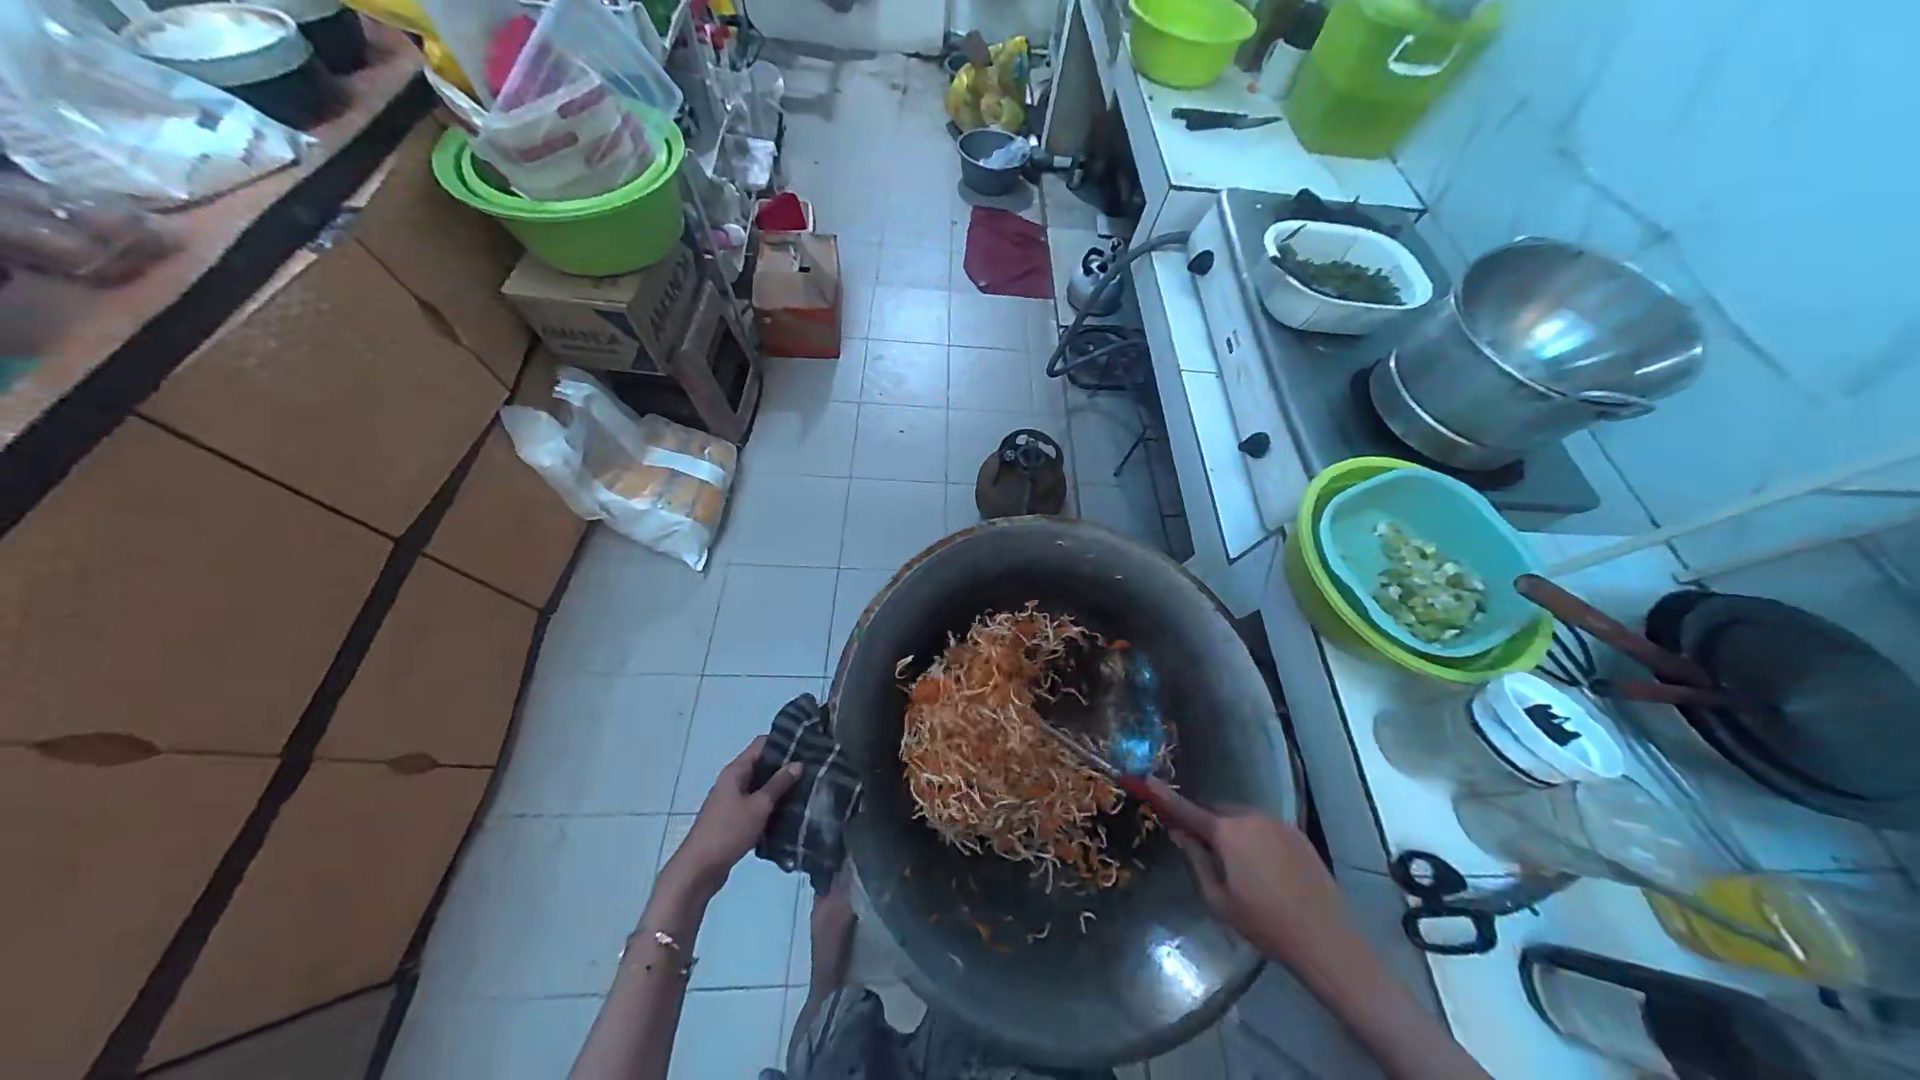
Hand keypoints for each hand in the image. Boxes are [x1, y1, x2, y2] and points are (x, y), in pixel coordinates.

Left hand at [662, 737, 801, 900]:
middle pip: (761, 764)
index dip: (782, 742)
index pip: (761, 744)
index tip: (806, 745)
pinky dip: (770, 806)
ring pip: (760, 787)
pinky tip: (790, 812)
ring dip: (779, 788)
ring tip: (806, 788)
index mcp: (735, 771)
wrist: (699, 869)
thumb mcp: (759, 806)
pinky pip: (756, 805)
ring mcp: (731, 801)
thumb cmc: (728, 831)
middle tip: (812, 769)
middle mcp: (732, 781)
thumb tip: (797, 763)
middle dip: (784, 766)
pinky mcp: (733, 819)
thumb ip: (778, 784)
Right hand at [1146, 779, 1360, 971]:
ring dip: (1229, 829)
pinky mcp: (1297, 834)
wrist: (1325, 939)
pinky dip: (1252, 836)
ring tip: (1233, 862)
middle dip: (1203, 822)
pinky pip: (1263, 826)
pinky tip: (1260, 865)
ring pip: (1240, 817)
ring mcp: (1277, 823)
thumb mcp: (1217, 899)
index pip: (1187, 809)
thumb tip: (1181, 834)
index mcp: (1227, 832)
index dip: (1164, 796)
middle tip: (1197, 845)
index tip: (1146, 779)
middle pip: (1216, 811)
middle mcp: (1251, 817)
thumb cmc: (1264, 924)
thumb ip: (1195, 860)